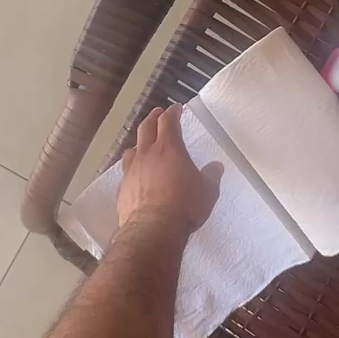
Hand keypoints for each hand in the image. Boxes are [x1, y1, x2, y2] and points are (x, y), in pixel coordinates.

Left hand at [117, 105, 221, 237]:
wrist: (153, 229)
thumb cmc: (185, 205)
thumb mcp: (207, 190)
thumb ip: (211, 176)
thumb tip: (216, 167)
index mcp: (169, 148)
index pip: (168, 121)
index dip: (172, 112)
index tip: (176, 108)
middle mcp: (147, 154)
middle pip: (146, 127)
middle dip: (153, 118)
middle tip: (157, 113)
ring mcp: (131, 170)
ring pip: (132, 148)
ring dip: (139, 142)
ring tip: (143, 144)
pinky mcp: (122, 188)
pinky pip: (126, 172)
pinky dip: (132, 168)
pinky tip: (136, 175)